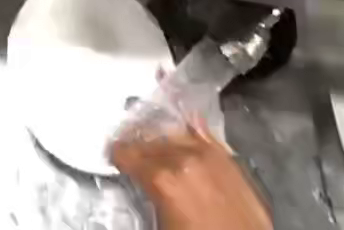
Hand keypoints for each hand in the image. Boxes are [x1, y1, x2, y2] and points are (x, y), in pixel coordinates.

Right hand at [110, 123, 271, 229]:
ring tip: (154, 144)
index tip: (114, 160)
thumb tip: (137, 184)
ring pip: (172, 133)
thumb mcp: (163, 227)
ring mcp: (208, 154)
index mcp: (162, 178)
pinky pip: (203, 133)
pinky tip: (183, 124)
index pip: (125, 152)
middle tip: (131, 154)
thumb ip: (147, 199)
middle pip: (147, 139)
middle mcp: (182, 157)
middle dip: (137, 145)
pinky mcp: (229, 159)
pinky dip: (189, 129)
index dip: (116, 156)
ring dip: (160, 138)